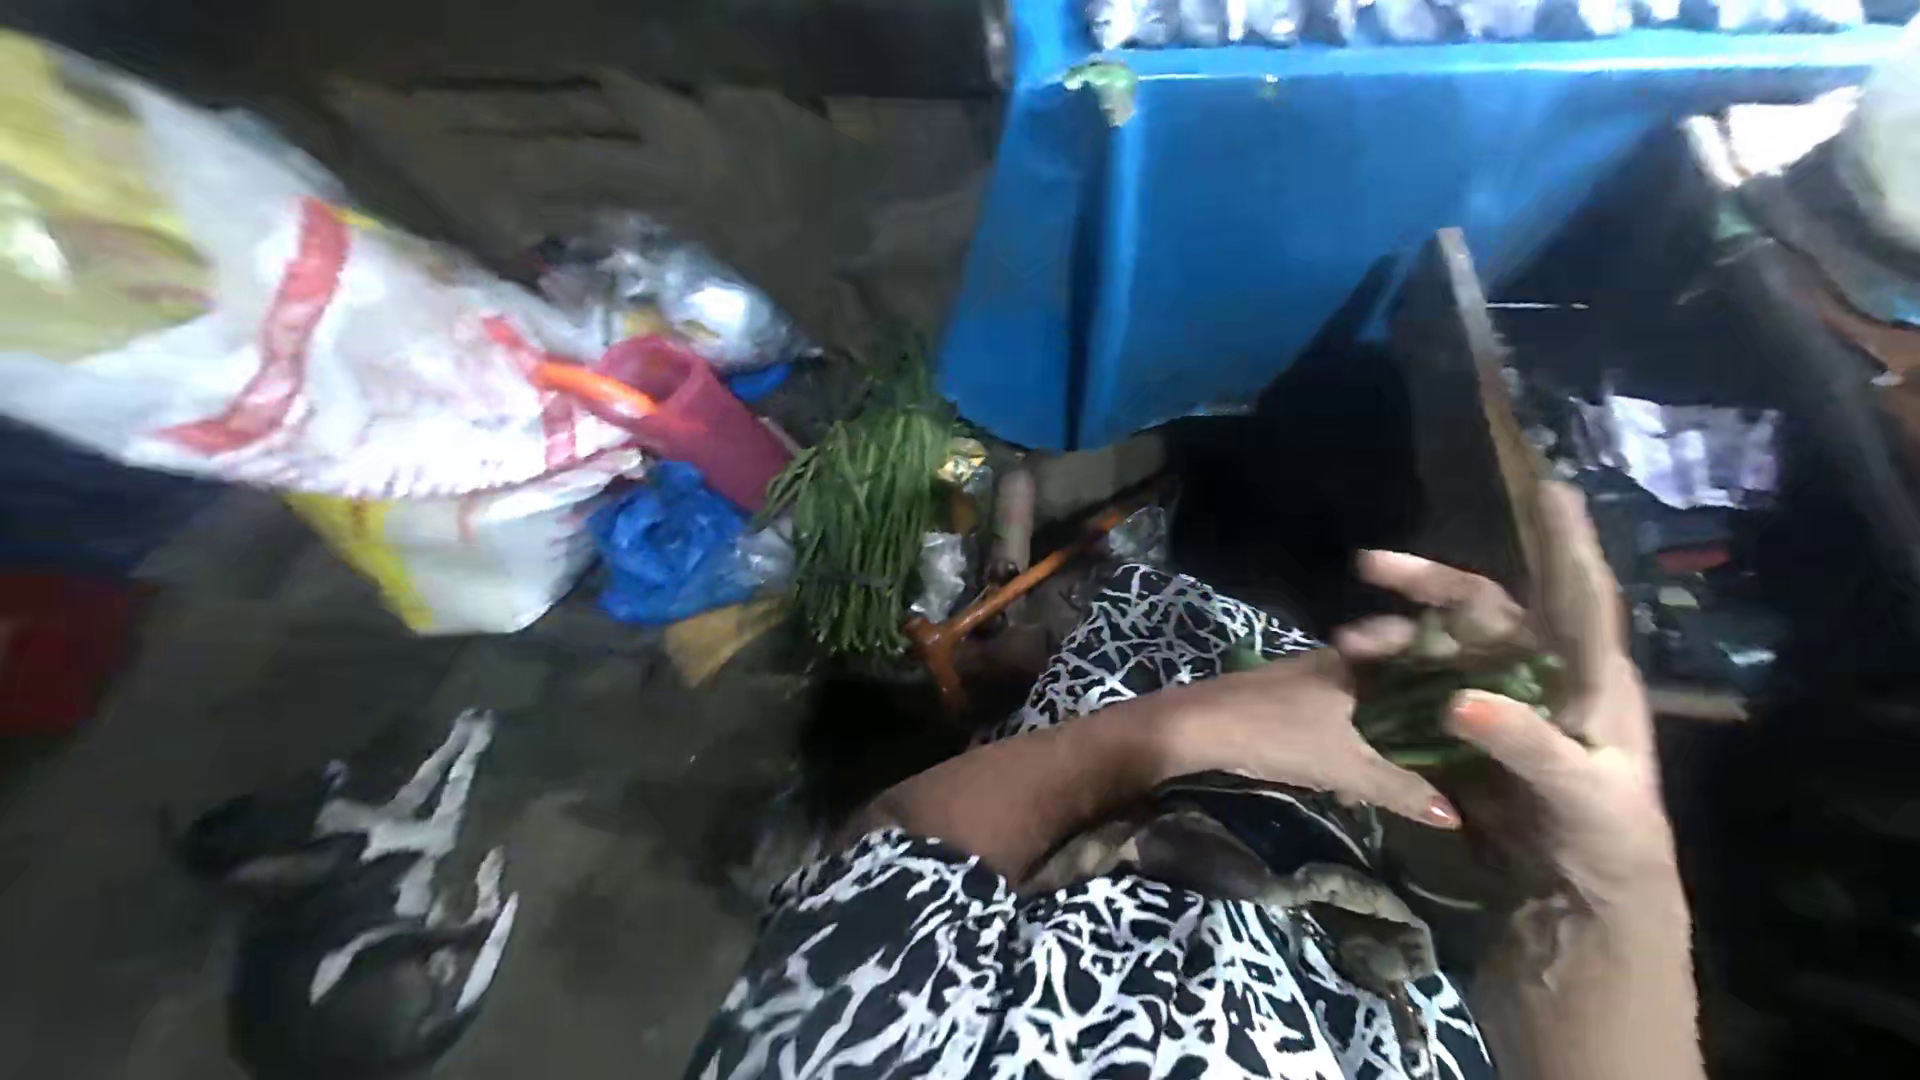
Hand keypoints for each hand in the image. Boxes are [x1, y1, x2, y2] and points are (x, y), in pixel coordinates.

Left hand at [1153, 648, 1464, 829]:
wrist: (1197, 727)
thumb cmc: (1276, 735)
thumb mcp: (1347, 767)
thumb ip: (1402, 789)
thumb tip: (1455, 813)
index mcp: (1354, 664)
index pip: (1415, 655)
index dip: (1448, 674)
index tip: (1483, 700)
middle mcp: (1330, 660)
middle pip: (1388, 680)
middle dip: (1415, 712)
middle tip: (1453, 744)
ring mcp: (1301, 675)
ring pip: (1357, 698)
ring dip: (1378, 728)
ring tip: (1410, 763)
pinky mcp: (1278, 693)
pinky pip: (1330, 710)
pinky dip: (1347, 733)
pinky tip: (1352, 765)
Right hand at [1335, 482, 1679, 907]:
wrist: (1576, 894)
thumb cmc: (1605, 841)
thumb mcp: (1579, 799)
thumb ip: (1527, 746)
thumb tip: (1461, 701)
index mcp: (1590, 680)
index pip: (1577, 599)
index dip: (1566, 542)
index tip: (1551, 489)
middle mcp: (1539, 672)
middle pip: (1483, 608)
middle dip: (1427, 582)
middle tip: (1369, 565)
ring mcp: (1494, 692)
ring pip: (1437, 640)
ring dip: (1391, 631)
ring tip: (1345, 643)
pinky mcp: (1460, 716)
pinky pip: (1415, 675)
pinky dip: (1383, 663)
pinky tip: (1351, 660)